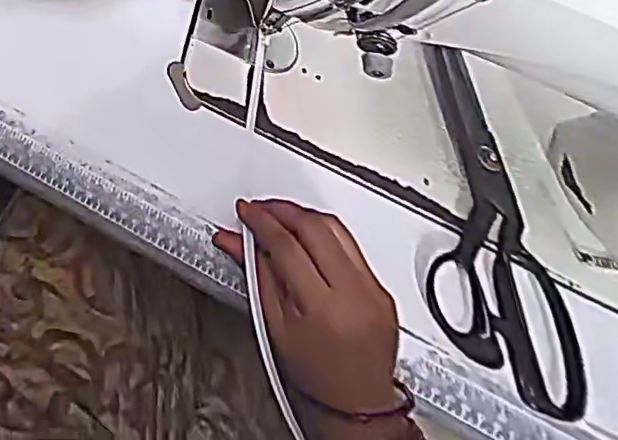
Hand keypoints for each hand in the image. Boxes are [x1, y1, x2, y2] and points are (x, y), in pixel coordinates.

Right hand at [214, 199, 401, 419]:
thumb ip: (255, 272)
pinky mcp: (383, 289)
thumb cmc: (315, 376)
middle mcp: (354, 296)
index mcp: (323, 309)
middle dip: (282, 210)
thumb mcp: (273, 324)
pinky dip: (325, 232)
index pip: (286, 245)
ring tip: (281, 217)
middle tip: (261, 210)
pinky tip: (308, 235)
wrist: (358, 407)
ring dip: (304, 216)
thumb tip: (234, 239)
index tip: (247, 213)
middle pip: (313, 228)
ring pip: (335, 228)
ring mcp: (373, 291)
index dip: (261, 221)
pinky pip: (351, 244)